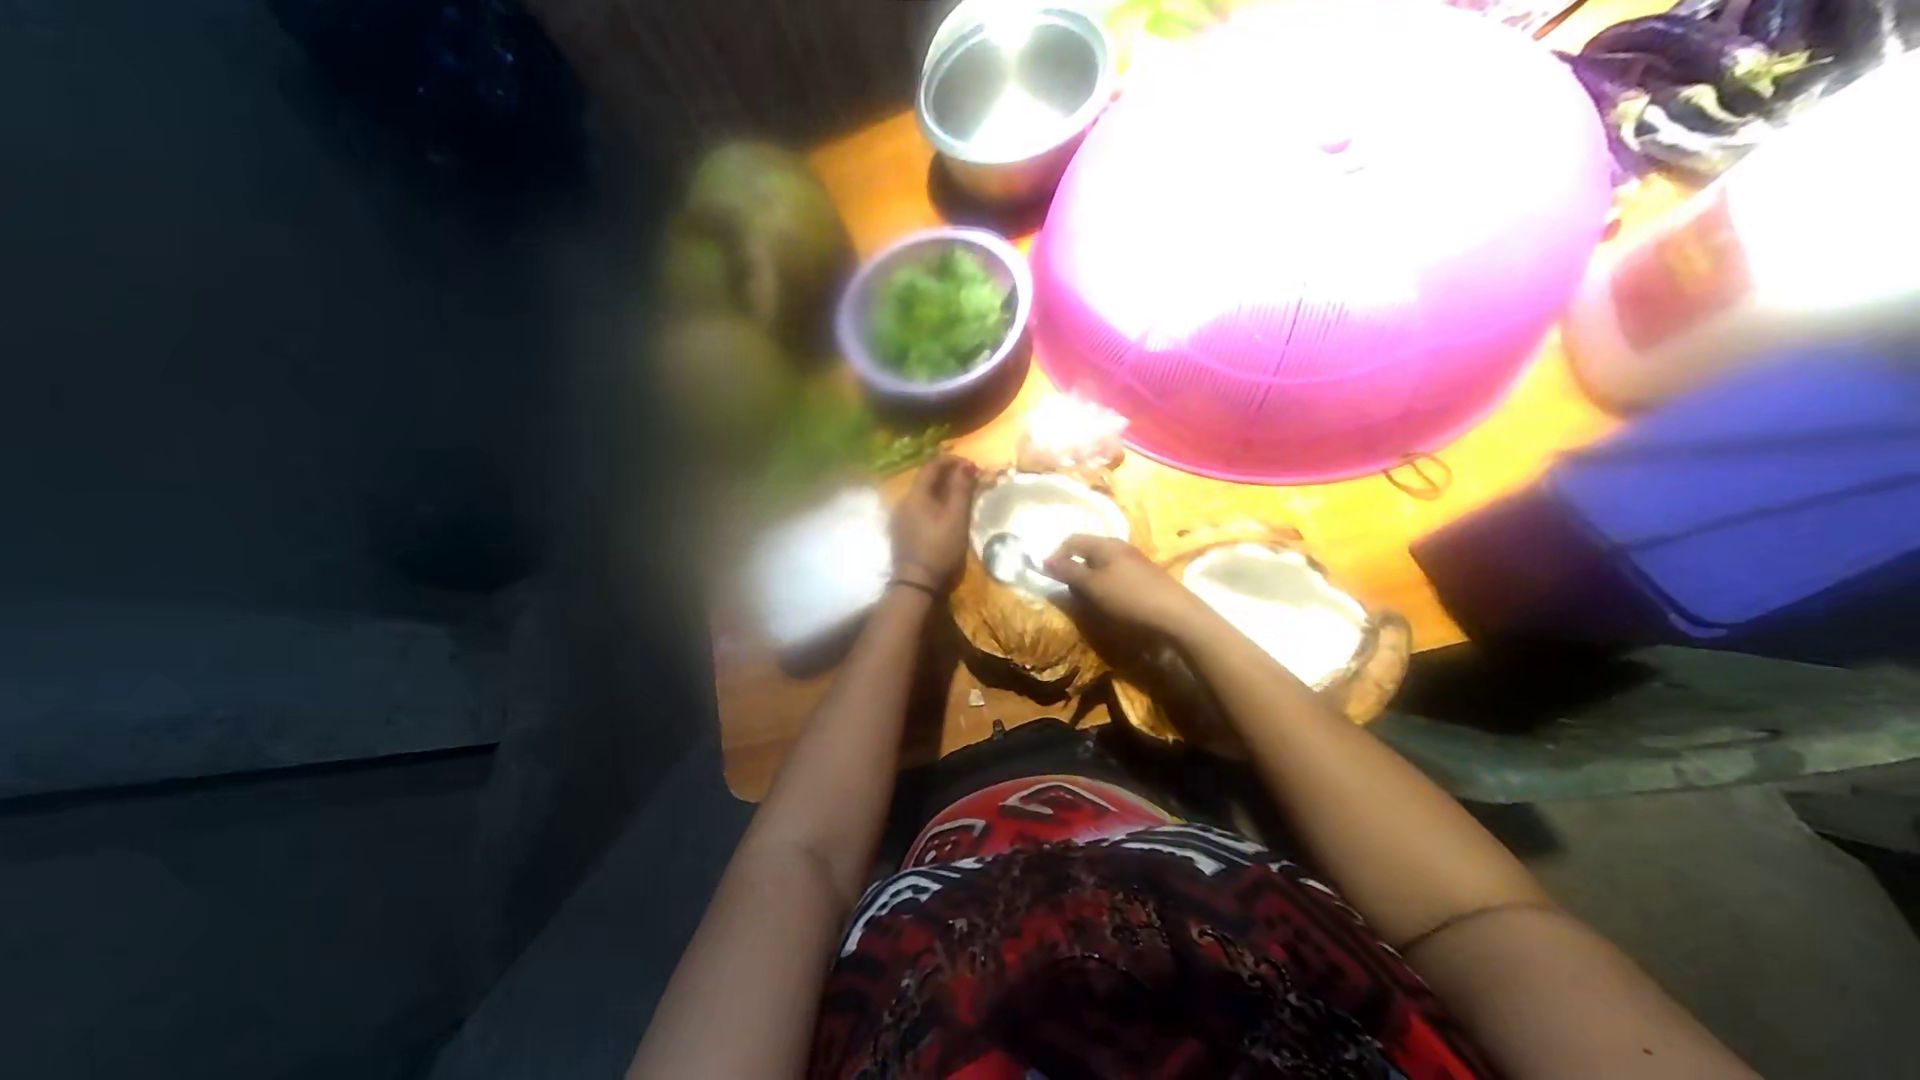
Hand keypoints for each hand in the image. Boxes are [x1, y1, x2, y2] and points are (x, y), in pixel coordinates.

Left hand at [890, 456, 978, 591]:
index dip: (952, 461)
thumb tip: (966, 466)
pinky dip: (934, 503)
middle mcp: (903, 501)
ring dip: (942, 489)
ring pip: (923, 494)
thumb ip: (961, 490)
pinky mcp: (902, 531)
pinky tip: (946, 513)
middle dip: (948, 475)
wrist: (916, 583)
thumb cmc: (940, 549)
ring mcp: (900, 517)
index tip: (972, 465)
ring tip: (962, 496)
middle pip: (926, 479)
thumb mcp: (956, 518)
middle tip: (970, 479)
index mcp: (915, 495)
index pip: (932, 466)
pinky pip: (919, 507)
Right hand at [1044, 535, 1210, 638]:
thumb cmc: (1129, 597)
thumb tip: (1045, 561)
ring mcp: (1135, 561)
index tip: (1048, 577)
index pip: (1072, 540)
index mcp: (1105, 544)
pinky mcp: (1146, 577)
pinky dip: (1106, 585)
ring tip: (1087, 599)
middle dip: (1074, 568)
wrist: (1177, 615)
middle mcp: (1120, 547)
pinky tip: (1110, 602)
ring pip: (1103, 564)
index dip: (1056, 555)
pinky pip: (1116, 575)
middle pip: (1088, 551)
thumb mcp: (1092, 586)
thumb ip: (1068, 572)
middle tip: (1069, 590)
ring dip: (1090, 579)